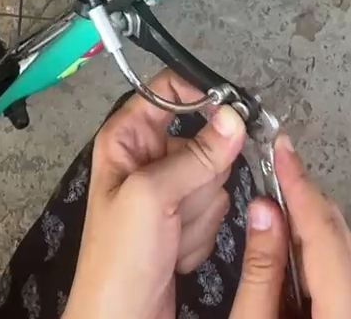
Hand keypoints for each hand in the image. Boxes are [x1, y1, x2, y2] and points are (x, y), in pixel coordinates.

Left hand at [65, 73, 247, 318]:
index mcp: (127, 137)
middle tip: (178, 202)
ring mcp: (168, 191)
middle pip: (203, 139)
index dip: (200, 95)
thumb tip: (233, 118)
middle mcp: (148, 158)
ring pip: (214, 178)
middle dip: (200, 177)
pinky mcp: (184, 220)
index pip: (169, 90)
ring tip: (171, 234)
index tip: (230, 112)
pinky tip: (176, 250)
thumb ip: (197, 156)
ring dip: (199, 212)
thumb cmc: (117, 261)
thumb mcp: (153, 196)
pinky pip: (215, 210)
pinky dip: (201, 233)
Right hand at [229, 134, 350, 318]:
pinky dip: (312, 250)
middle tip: (275, 158)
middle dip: (301, 195)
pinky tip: (289, 242)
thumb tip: (264, 210)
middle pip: (335, 235)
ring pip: (337, 250)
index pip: (323, 231)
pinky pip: (339, 271)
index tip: (282, 147)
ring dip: (304, 223)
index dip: (299, 184)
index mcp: (348, 313)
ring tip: (275, 193)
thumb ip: (261, 271)